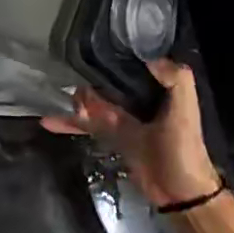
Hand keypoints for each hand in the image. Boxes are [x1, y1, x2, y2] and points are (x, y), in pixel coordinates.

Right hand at [41, 57, 220, 206]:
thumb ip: (176, 78)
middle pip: (108, 79)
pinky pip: (87, 126)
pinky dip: (69, 124)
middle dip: (89, 73)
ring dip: (76, 97)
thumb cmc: (184, 147)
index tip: (94, 39)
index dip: (116, 51)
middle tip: (67, 67)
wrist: (180, 193)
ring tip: (55, 92)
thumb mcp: (186, 108)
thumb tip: (148, 57)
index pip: (133, 63)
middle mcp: (138, 98)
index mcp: (156, 88)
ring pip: (93, 101)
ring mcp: (122, 119)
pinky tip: (48, 120)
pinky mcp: (112, 138)